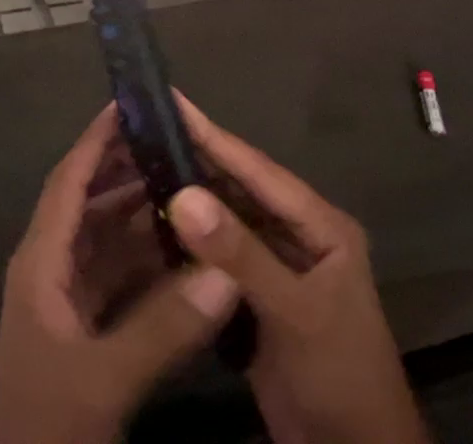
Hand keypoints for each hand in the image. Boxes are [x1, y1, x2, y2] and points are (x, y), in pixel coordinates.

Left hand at [0, 105, 243, 443]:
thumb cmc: (48, 419)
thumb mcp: (102, 377)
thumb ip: (161, 328)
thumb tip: (224, 275)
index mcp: (41, 263)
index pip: (67, 184)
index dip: (95, 143)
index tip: (128, 106)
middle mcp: (50, 269)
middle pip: (86, 202)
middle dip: (124, 169)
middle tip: (174, 141)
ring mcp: (65, 299)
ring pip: (104, 238)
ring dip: (138, 211)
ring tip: (187, 183)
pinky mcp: (83, 327)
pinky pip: (117, 275)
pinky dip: (146, 257)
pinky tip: (184, 250)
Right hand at [167, 97, 429, 443]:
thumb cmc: (337, 371)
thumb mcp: (293, 310)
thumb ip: (240, 253)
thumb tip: (182, 194)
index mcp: (319, 226)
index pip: (257, 169)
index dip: (212, 134)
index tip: (169, 101)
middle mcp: (296, 235)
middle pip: (238, 188)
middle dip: (193, 159)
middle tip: (139, 128)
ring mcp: (275, 266)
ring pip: (223, 219)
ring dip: (185, 196)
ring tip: (135, 165)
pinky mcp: (255, 295)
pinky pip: (215, 253)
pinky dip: (186, 237)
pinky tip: (150, 223)